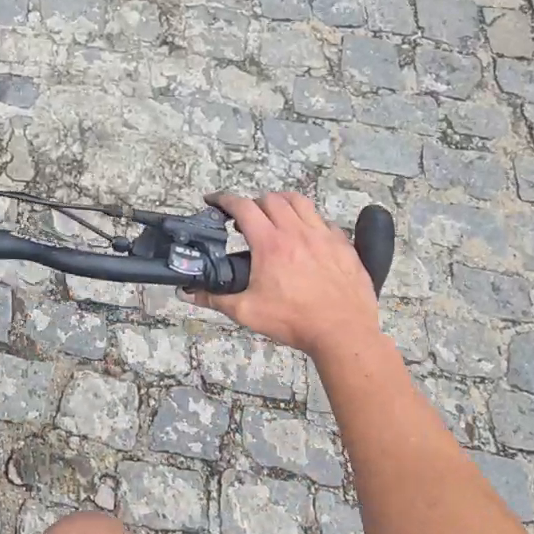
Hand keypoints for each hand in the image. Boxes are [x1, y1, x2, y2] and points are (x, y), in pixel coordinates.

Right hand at [181, 192, 380, 359]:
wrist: (344, 334)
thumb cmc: (294, 321)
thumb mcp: (247, 312)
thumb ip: (216, 299)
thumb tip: (189, 294)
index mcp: (270, 244)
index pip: (242, 207)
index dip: (224, 199)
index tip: (214, 201)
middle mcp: (297, 233)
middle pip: (271, 199)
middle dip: (253, 203)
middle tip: (245, 219)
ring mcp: (324, 237)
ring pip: (300, 202)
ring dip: (282, 203)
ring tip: (275, 216)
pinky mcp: (344, 246)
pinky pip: (324, 221)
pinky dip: (309, 221)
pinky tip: (305, 237)